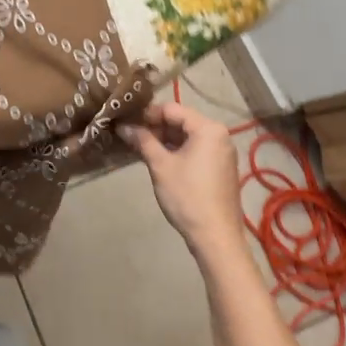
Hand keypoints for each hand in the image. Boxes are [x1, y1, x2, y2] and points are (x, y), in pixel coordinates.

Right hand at [118, 102, 245, 258]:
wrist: (216, 237)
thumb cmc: (187, 196)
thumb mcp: (160, 165)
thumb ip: (142, 140)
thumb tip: (123, 126)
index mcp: (208, 129)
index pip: (171, 109)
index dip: (147, 114)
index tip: (127, 122)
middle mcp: (219, 135)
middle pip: (180, 121)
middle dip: (155, 127)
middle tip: (131, 136)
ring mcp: (222, 152)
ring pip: (187, 136)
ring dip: (163, 139)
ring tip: (139, 147)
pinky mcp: (220, 168)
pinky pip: (195, 149)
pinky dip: (176, 151)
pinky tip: (157, 159)